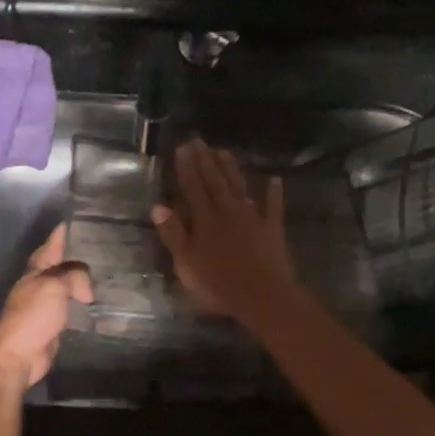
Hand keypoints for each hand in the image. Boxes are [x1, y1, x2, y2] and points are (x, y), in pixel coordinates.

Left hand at [0, 225, 92, 388]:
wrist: (18, 355)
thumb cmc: (33, 316)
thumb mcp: (54, 287)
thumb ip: (73, 277)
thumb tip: (86, 289)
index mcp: (35, 272)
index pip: (50, 246)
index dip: (60, 234)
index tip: (70, 220)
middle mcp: (37, 284)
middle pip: (57, 265)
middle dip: (71, 255)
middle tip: (93, 247)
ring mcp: (43, 305)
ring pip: (63, 285)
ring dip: (76, 279)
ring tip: (97, 273)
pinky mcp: (50, 323)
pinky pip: (67, 306)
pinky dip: (77, 301)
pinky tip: (90, 302)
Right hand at [151, 140, 299, 321]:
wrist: (261, 295)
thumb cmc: (218, 282)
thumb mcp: (186, 262)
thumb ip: (173, 233)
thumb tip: (158, 206)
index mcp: (205, 219)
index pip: (193, 187)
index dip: (187, 167)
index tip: (182, 148)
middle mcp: (228, 211)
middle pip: (215, 181)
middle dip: (206, 160)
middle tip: (199, 140)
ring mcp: (253, 217)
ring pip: (239, 187)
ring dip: (231, 169)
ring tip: (223, 151)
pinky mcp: (272, 228)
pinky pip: (273, 207)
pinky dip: (274, 193)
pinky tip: (275, 179)